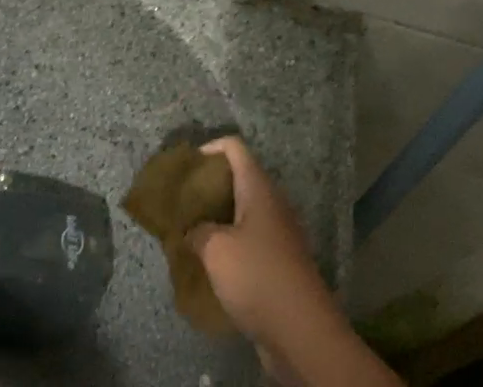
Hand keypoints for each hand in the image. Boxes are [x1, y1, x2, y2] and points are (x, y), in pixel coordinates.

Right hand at [188, 137, 338, 351]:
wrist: (303, 333)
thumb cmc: (257, 278)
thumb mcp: (214, 249)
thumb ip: (197, 230)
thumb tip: (192, 230)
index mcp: (259, 190)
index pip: (234, 148)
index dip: (208, 149)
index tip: (184, 169)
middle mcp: (272, 206)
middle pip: (237, 179)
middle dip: (207, 187)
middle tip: (180, 202)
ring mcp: (279, 236)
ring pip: (242, 213)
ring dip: (216, 218)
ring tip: (188, 232)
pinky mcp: (279, 264)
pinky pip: (249, 241)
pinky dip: (228, 244)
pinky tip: (208, 262)